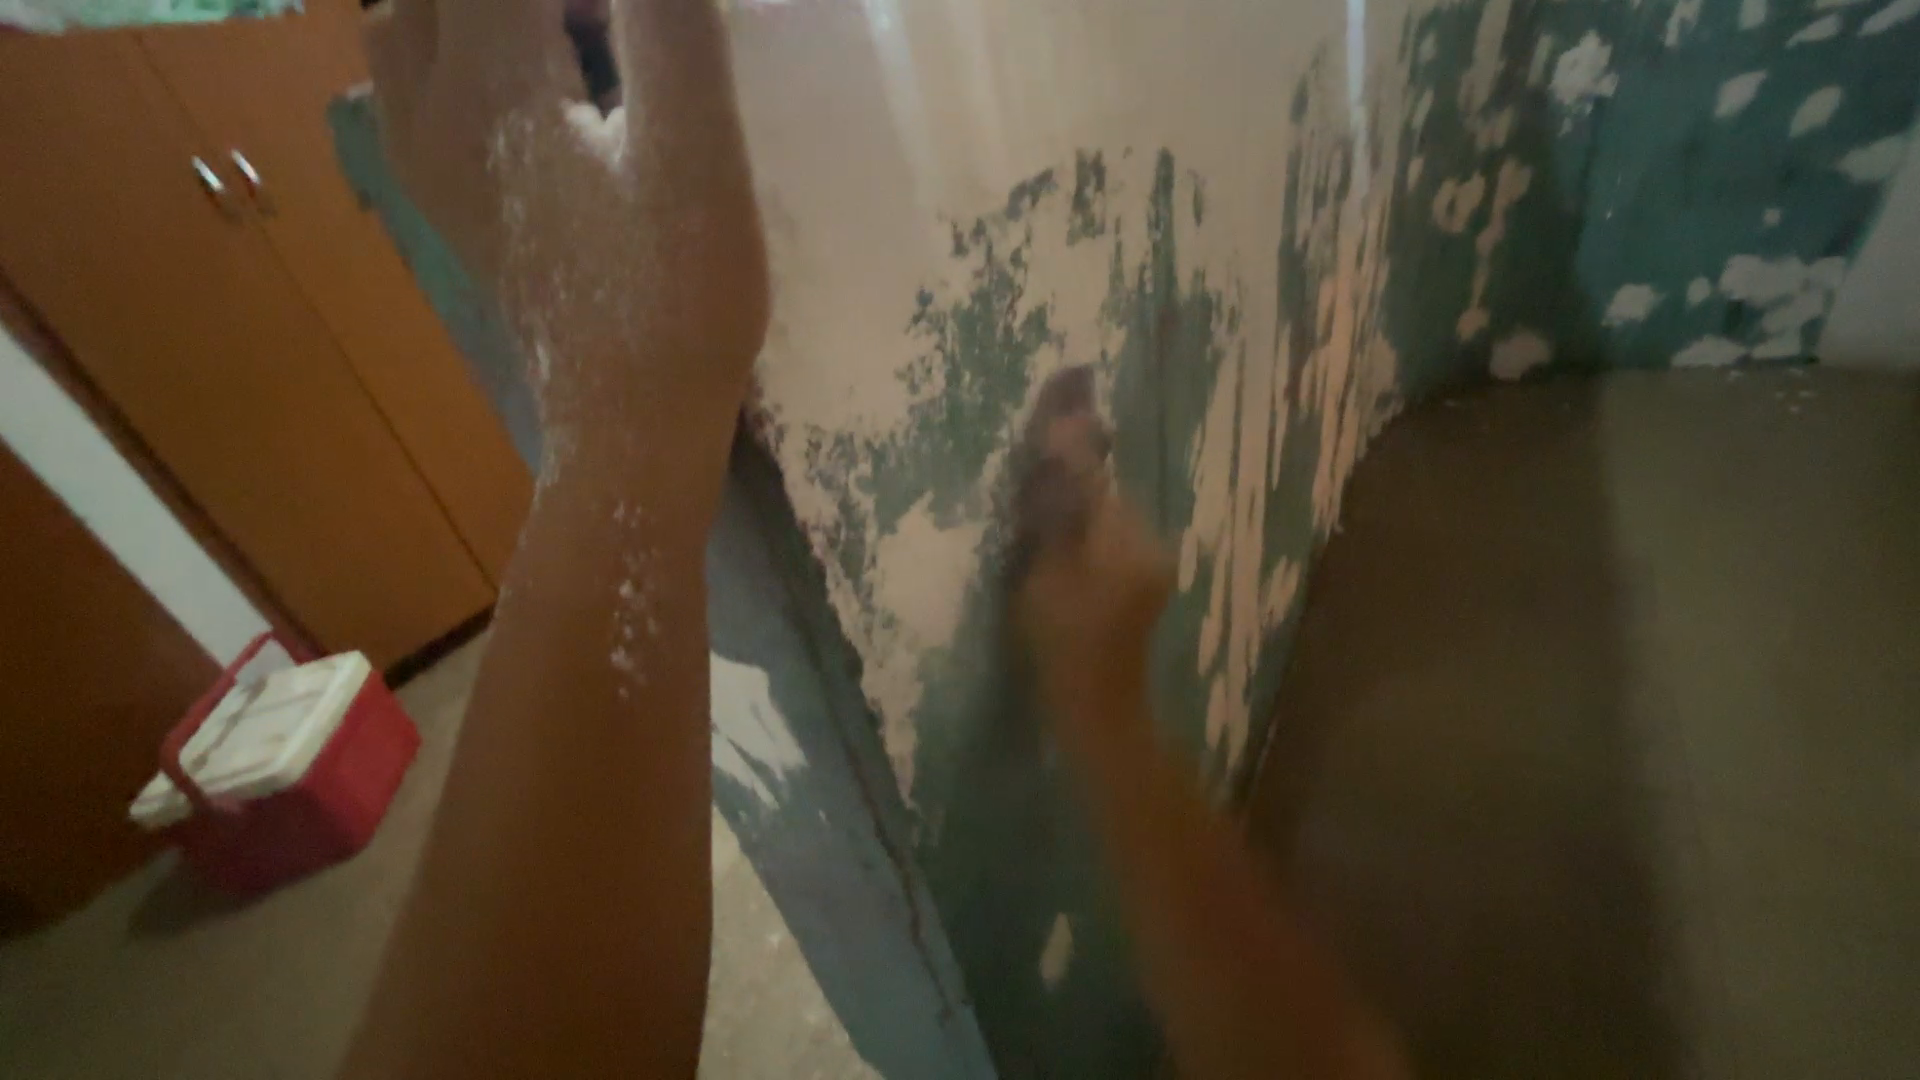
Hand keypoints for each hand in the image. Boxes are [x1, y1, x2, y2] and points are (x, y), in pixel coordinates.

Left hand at [363, 0, 767, 458]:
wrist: (633, 423)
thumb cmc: (676, 298)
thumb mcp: (698, 157)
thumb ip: (672, 29)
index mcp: (492, 80)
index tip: (654, 33)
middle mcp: (432, 106)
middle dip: (534, 1)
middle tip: (620, 37)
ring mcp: (431, 165)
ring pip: (413, 27)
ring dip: (488, 16)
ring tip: (573, 56)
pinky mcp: (452, 213)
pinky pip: (417, 96)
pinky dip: (463, 66)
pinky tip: (535, 109)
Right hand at [1014, 414, 1172, 718]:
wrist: (1098, 711)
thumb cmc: (1062, 644)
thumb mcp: (1046, 573)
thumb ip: (1054, 506)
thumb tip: (1059, 441)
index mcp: (1124, 536)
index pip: (1094, 470)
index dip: (1075, 429)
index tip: (1072, 375)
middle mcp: (1147, 539)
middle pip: (1103, 486)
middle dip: (1076, 461)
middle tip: (1049, 426)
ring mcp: (1148, 561)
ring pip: (1106, 509)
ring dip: (1080, 493)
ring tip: (1048, 478)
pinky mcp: (1141, 579)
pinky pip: (1109, 533)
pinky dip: (1087, 523)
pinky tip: (1065, 531)